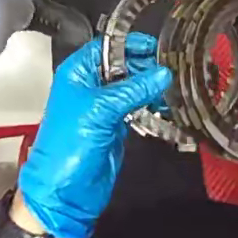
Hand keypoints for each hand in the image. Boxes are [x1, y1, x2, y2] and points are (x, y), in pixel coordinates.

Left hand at [17, 34, 168, 237]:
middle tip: (171, 65)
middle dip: (146, 64)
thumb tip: (164, 72)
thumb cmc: (70, 144)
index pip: (107, 46)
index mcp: (78, 72)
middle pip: (123, 63)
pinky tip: (167, 102)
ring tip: (173, 83)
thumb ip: (134, 89)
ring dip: (151, 84)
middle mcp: (91, 84)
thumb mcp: (101, 111)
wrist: (63, 194)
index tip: (157, 45)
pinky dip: (151, 103)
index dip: (130, 43)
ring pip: (132, 84)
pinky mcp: (116, 123)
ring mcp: (104, 105)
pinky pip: (137, 105)